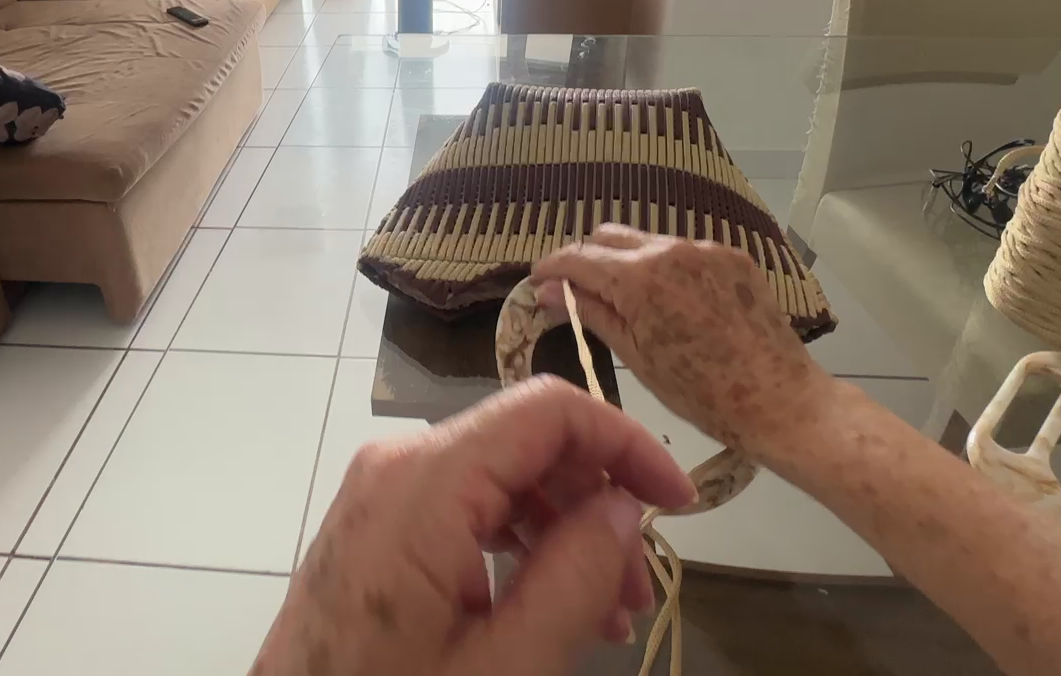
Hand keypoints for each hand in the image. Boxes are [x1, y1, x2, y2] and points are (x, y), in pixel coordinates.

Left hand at [250, 377, 695, 675]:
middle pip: (525, 443)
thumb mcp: (503, 666)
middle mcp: (401, 458)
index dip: (622, 440)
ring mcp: (384, 483)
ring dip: (561, 530)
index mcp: (426, 478)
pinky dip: (516, 541)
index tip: (680, 501)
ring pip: (500, 475)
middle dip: (594, 503)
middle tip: (638, 591)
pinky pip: (465, 503)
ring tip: (605, 614)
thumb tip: (623, 502)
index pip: (546, 410)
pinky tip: (546, 601)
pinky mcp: (380, 514)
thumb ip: (573, 576)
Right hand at [534, 224, 834, 460]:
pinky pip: (679, 250)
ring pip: (643, 239)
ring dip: (622, 259)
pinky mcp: (730, 255)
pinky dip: (661, 265)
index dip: (551, 266)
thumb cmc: (700, 393)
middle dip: (584, 257)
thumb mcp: (635, 355)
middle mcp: (668, 249)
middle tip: (575, 288)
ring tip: (622, 296)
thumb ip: (589, 312)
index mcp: (639, 278)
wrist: (781, 401)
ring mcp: (703, 248)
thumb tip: (546, 291)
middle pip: (607, 235)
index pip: (578, 257)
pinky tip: (668, 299)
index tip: (537, 280)